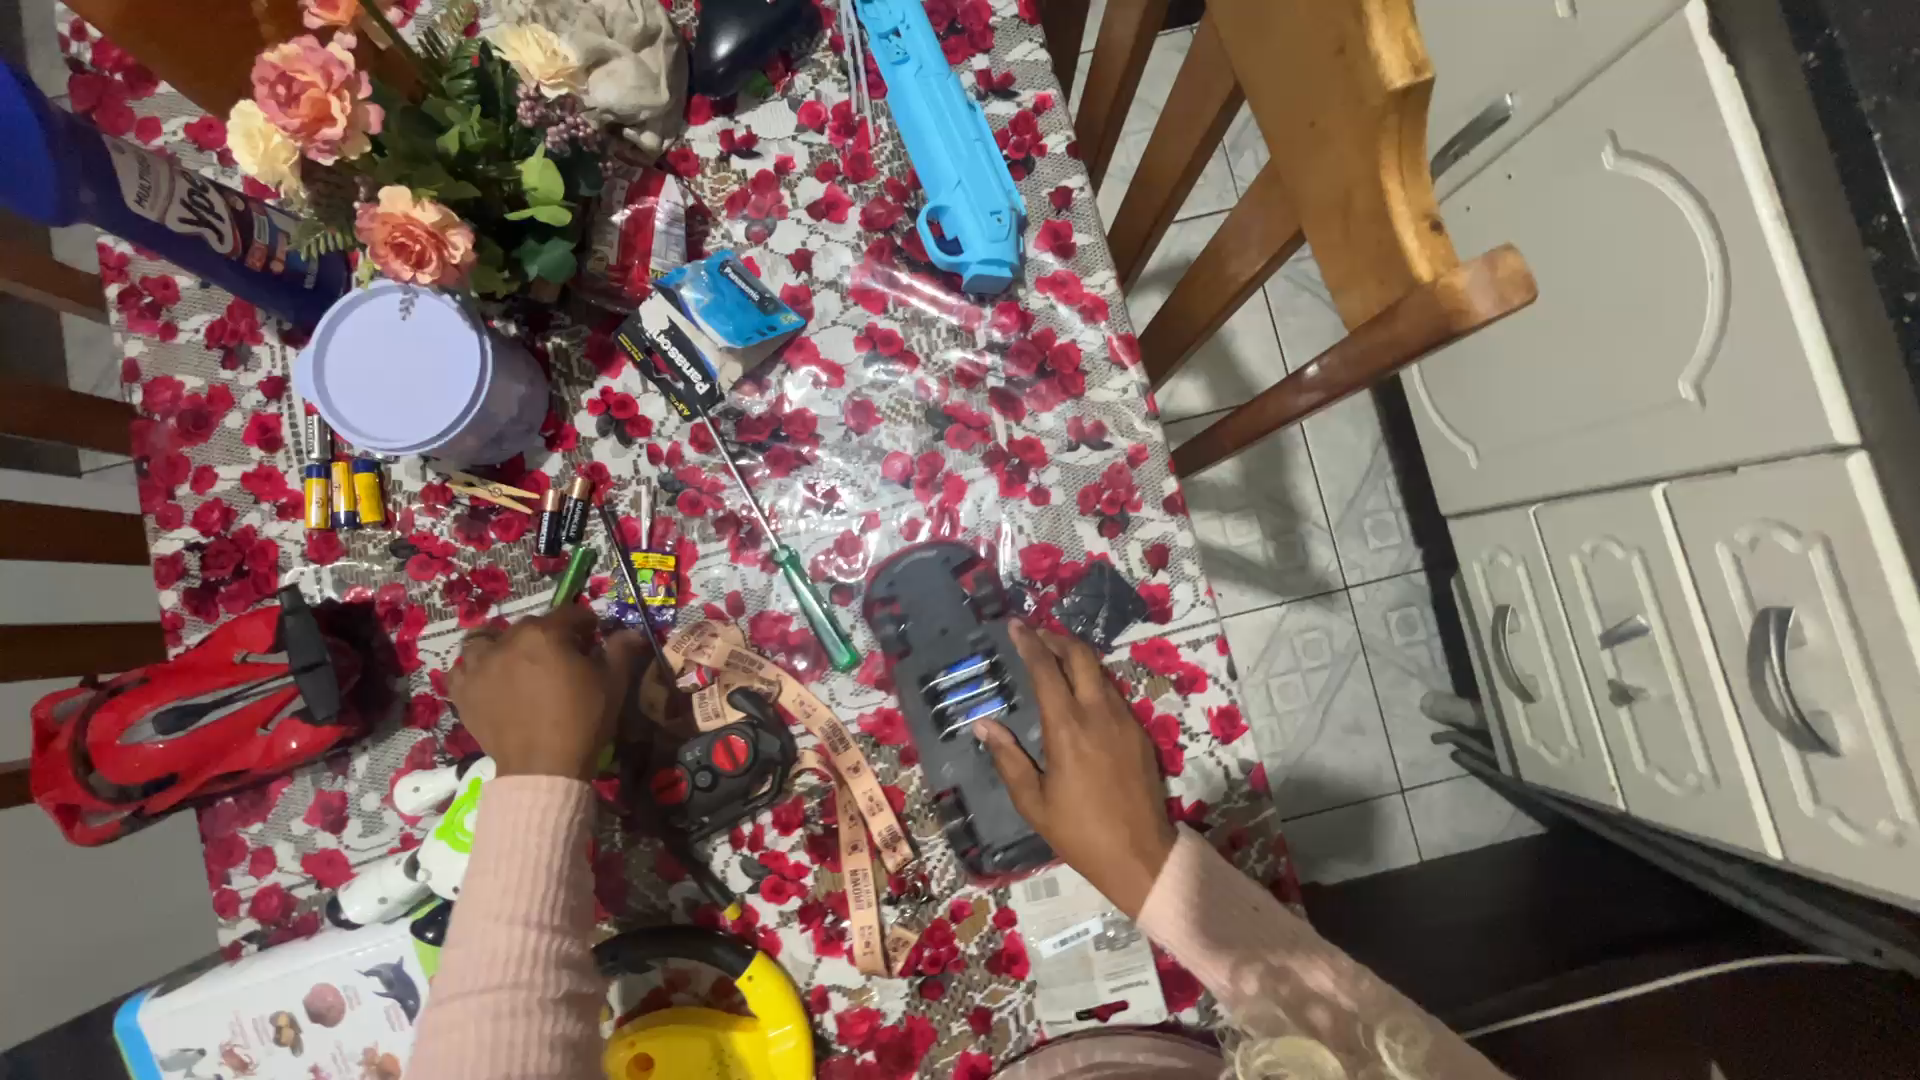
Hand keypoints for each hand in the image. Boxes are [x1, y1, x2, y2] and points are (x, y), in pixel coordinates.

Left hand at [447, 604, 646, 780]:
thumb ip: (621, 649)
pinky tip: (492, 679)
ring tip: (518, 662)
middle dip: (549, 635)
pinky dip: (475, 669)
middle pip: (530, 626)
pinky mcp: (463, 692)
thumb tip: (630, 632)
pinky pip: (462, 668)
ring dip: (503, 644)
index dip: (587, 624)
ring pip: (487, 640)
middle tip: (563, 657)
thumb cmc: (583, 719)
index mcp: (545, 634)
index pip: (570, 614)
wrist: (544, 767)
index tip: (594, 638)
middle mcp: (507, 642)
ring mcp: (479, 667)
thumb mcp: (614, 681)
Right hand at [974, 623, 1177, 917]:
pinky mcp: (1139, 733)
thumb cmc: (1078, 832)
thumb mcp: (1032, 802)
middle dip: (1056, 638)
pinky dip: (1092, 681)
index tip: (1014, 626)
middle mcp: (1098, 713)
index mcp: (1066, 728)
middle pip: (1080, 656)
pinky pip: (1113, 694)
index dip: (1028, 643)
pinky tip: (1080, 694)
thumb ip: (1007, 758)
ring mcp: (1124, 720)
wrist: (1140, 855)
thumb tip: (983, 725)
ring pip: (1100, 672)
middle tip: (1035, 636)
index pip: (1045, 670)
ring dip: (1075, 658)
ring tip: (1054, 658)